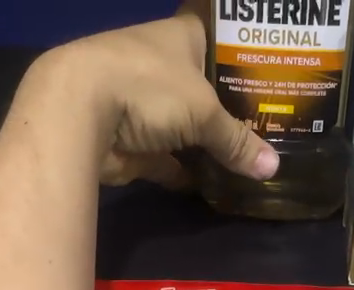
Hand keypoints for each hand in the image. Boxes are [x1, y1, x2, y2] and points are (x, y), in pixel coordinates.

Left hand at [26, 7, 278, 187]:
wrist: (81, 112)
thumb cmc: (149, 87)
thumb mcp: (204, 111)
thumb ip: (237, 141)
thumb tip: (272, 169)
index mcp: (182, 37)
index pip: (221, 41)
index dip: (244, 58)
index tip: (272, 80)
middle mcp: (164, 67)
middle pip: (207, 90)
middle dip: (233, 111)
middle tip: (270, 131)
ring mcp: (146, 106)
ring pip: (187, 129)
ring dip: (210, 147)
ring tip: (248, 162)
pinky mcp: (135, 144)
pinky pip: (169, 163)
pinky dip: (187, 176)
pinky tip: (215, 189)